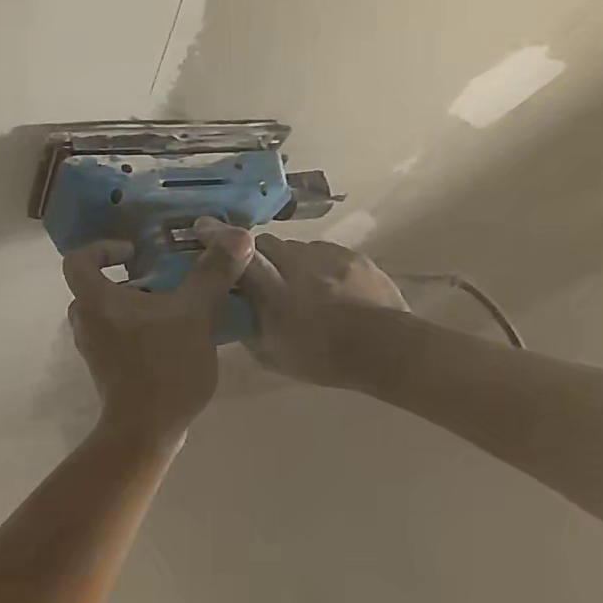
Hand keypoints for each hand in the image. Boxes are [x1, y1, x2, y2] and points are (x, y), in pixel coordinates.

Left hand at [62, 218, 253, 441]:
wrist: (147, 430)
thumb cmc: (164, 366)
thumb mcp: (194, 314)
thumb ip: (212, 274)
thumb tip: (238, 237)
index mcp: (95, 301)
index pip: (78, 260)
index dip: (103, 249)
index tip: (135, 253)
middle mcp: (85, 322)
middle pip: (96, 286)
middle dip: (129, 278)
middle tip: (164, 277)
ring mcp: (93, 349)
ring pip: (108, 313)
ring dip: (137, 305)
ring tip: (175, 305)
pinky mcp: (106, 370)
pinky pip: (117, 336)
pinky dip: (138, 328)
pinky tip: (174, 335)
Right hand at [237, 234, 408, 388]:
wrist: (385, 350)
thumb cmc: (323, 359)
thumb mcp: (271, 355)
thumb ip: (248, 328)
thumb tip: (236, 314)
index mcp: (273, 290)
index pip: (239, 256)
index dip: (225, 251)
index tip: (216, 249)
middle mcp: (297, 263)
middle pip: (266, 243)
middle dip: (259, 255)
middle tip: (262, 276)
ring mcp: (328, 255)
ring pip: (297, 246)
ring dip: (291, 259)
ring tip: (301, 283)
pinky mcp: (353, 255)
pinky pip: (326, 252)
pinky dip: (320, 264)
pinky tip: (329, 285)